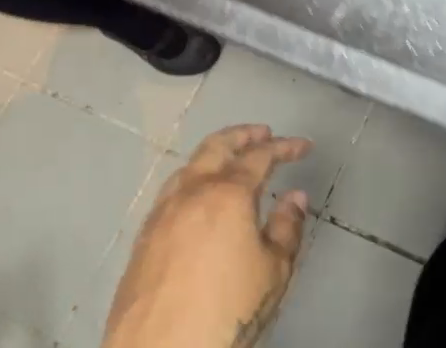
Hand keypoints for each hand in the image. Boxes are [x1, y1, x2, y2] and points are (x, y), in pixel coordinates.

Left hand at [104, 125, 311, 347]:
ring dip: (213, 157)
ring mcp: (159, 218)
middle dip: (242, 135)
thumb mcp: (274, 271)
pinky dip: (191, 183)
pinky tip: (199, 204)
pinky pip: (170, 196)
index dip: (285, 147)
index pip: (260, 156)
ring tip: (231, 164)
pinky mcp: (141, 244)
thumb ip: (287, 228)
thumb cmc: (226, 312)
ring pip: (187, 168)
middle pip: (215, 148)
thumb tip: (294, 198)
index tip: (304, 147)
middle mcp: (190, 195)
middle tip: (263, 134)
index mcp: (227, 195)